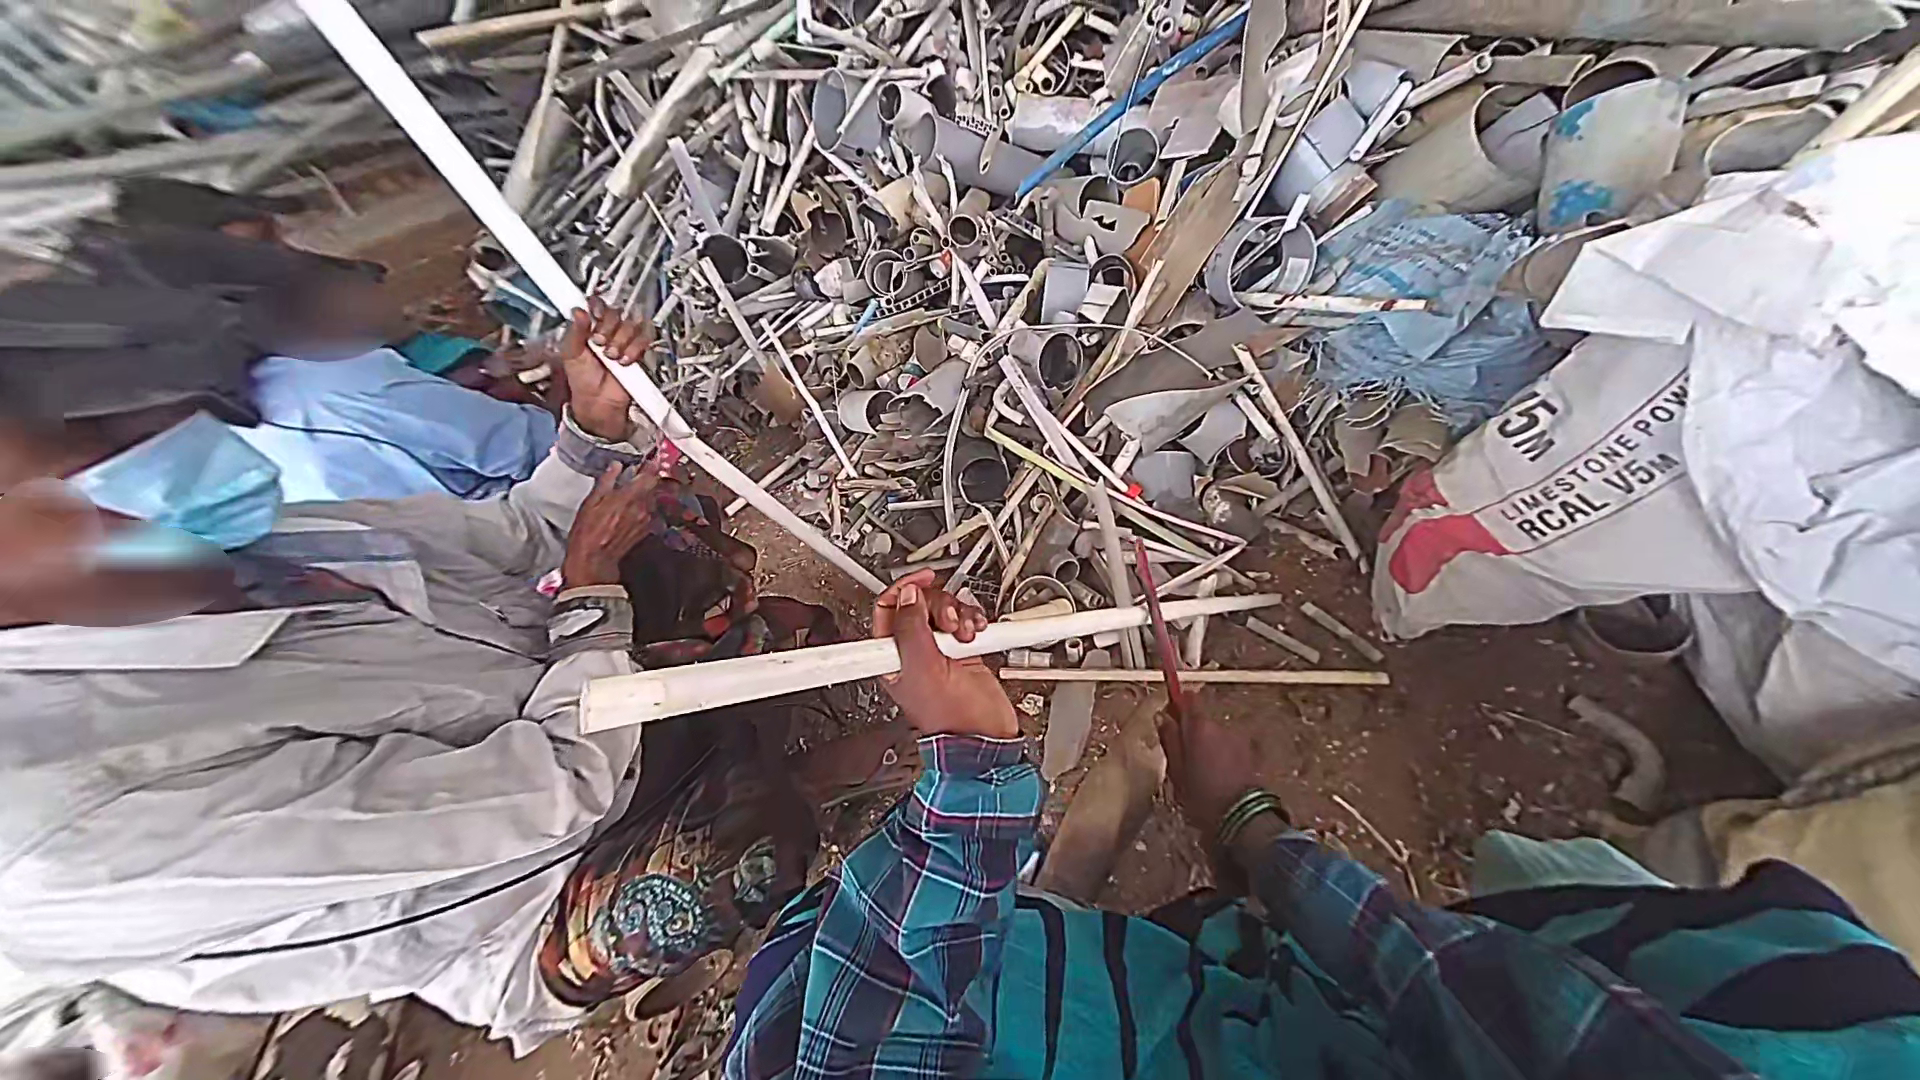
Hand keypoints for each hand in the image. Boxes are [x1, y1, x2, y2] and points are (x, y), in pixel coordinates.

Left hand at [557, 297, 651, 441]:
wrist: (599, 402)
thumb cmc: (582, 381)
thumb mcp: (570, 353)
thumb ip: (574, 331)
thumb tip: (578, 311)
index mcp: (589, 327)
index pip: (598, 305)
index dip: (598, 306)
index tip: (594, 314)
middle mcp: (608, 331)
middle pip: (617, 313)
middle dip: (608, 329)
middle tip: (599, 343)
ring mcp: (625, 341)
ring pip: (632, 325)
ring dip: (621, 341)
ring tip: (611, 355)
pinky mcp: (639, 353)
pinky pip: (644, 341)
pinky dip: (634, 350)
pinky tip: (624, 360)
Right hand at [560, 463, 659, 588]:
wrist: (595, 557)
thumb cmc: (589, 530)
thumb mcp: (592, 501)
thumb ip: (607, 481)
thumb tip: (615, 466)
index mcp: (630, 496)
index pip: (650, 475)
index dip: (652, 466)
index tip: (650, 460)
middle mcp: (643, 506)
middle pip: (655, 487)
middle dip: (650, 479)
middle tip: (642, 473)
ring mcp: (647, 518)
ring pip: (654, 499)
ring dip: (648, 492)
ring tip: (635, 490)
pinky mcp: (647, 529)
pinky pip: (651, 512)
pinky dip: (646, 506)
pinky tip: (634, 507)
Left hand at [872, 569, 1017, 738]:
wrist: (986, 734)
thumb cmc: (950, 718)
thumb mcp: (923, 669)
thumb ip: (911, 629)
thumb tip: (908, 596)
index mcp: (893, 655)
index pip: (888, 609)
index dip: (902, 590)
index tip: (921, 581)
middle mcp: (914, 650)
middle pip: (921, 604)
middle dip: (939, 606)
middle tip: (949, 624)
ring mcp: (940, 648)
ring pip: (945, 609)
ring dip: (960, 614)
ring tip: (965, 634)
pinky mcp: (963, 648)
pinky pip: (966, 619)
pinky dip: (974, 619)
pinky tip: (977, 632)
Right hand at [1157, 703, 1263, 839]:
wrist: (1243, 821)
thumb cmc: (1202, 796)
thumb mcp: (1176, 770)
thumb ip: (1169, 739)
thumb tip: (1163, 718)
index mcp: (1200, 727)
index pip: (1188, 699)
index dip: (1177, 704)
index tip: (1169, 718)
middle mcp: (1221, 727)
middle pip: (1202, 720)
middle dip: (1191, 732)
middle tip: (1182, 757)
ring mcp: (1239, 740)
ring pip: (1216, 735)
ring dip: (1208, 746)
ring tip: (1201, 772)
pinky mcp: (1251, 755)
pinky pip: (1228, 748)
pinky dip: (1221, 756)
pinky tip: (1217, 777)